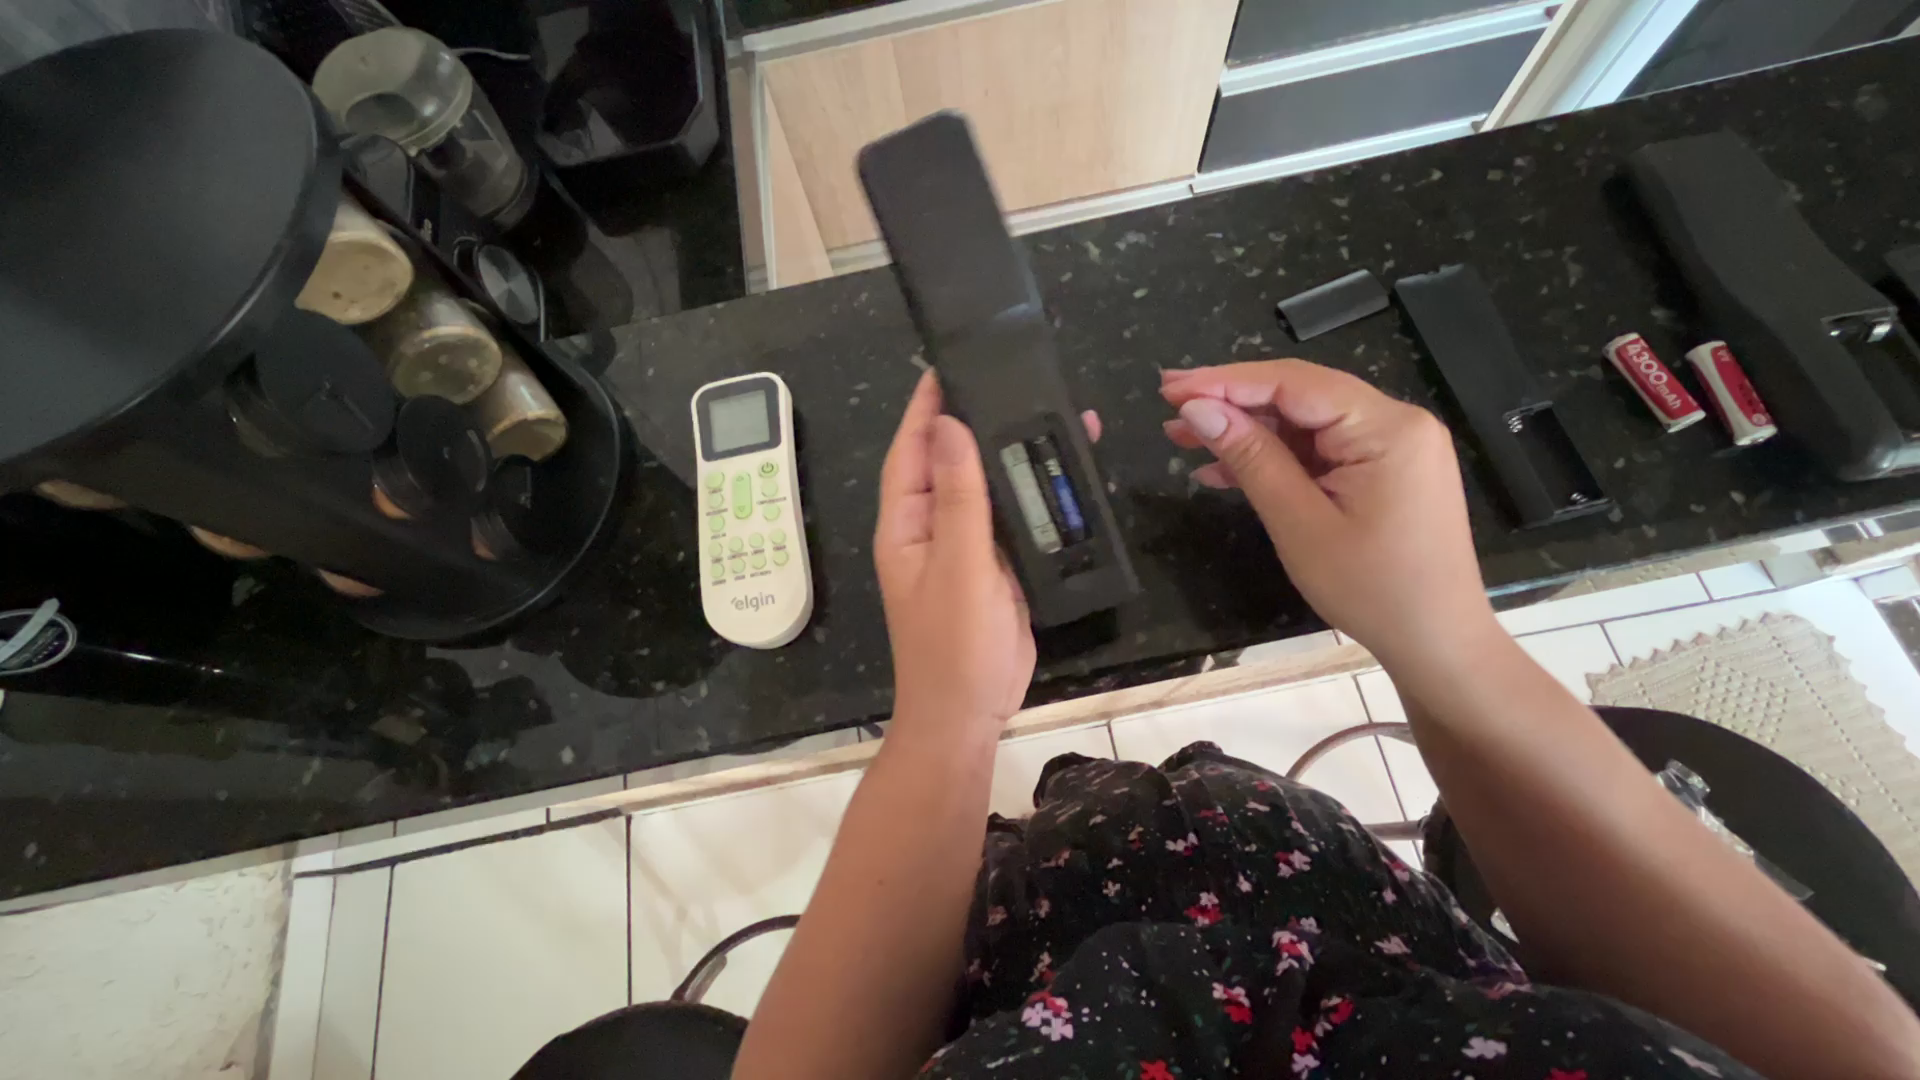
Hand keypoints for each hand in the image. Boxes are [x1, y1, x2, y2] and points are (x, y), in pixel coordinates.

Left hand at [874, 373, 1033, 729]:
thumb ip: (958, 499)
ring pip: (987, 489)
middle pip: (952, 462)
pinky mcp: (996, 566)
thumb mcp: (958, 568)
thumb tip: (952, 427)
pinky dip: (1033, 495)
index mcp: (907, 524)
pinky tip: (1063, 474)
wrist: (970, 713)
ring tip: (1052, 416)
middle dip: (978, 424)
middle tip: (1015, 382)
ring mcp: (965, 548)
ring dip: (1012, 456)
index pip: (913, 450)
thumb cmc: (954, 647)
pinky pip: (1012, 520)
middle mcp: (932, 528)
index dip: (927, 408)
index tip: (949, 365)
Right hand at [1160, 360, 1496, 666]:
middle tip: (1169, 406)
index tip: (1171, 389)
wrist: (1436, 642)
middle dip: (1231, 402)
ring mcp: (1391, 447)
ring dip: (1245, 432)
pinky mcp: (1382, 471)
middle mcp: (1395, 423)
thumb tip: (1198, 411)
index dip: (1226, 381)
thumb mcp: (1299, 523)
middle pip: (1299, 397)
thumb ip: (1251, 458)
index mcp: (1386, 428)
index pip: (1293, 383)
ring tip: (1182, 439)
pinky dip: (1273, 459)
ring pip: (1303, 424)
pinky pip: (1318, 452)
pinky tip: (1223, 470)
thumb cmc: (1371, 589)